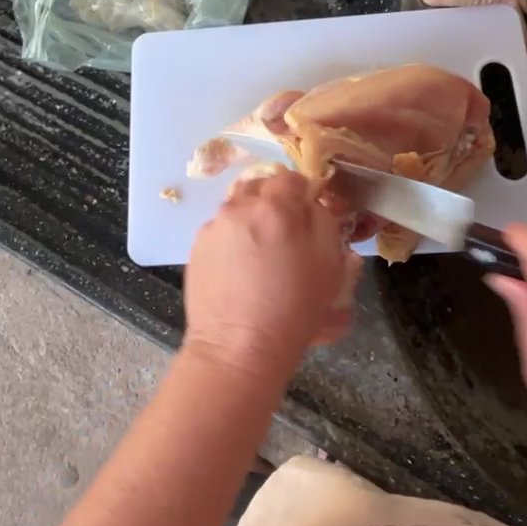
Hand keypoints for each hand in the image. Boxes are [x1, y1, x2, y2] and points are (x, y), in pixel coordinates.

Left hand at [182, 166, 360, 377]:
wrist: (237, 348)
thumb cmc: (293, 311)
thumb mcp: (329, 266)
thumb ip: (324, 223)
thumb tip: (310, 206)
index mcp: (276, 208)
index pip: (291, 178)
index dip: (302, 193)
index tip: (307, 214)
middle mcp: (240, 207)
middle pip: (260, 186)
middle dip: (274, 202)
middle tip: (285, 233)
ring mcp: (214, 225)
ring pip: (238, 207)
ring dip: (251, 219)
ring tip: (260, 254)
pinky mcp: (196, 245)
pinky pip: (220, 229)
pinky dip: (232, 239)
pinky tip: (239, 269)